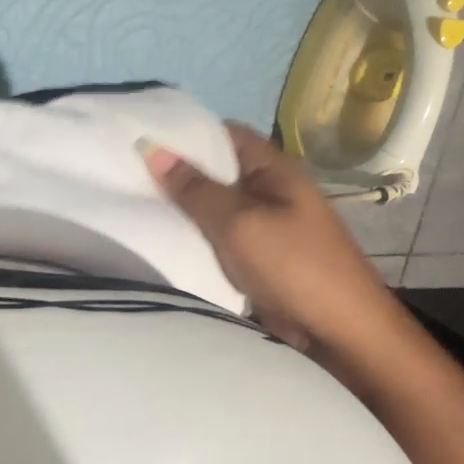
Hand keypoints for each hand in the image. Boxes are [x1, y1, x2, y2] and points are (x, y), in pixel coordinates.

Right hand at [145, 121, 405, 354]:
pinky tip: (161, 237)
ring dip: (181, 206)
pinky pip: (216, 235)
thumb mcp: (238, 222)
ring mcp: (264, 224)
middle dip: (175, 171)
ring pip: (213, 205)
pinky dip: (192, 234)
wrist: (338, 332)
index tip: (141, 137)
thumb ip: (194, 188)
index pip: (225, 133)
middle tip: (125, 172)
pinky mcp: (256, 255)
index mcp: (274, 170)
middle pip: (216, 169)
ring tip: (133, 201)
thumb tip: (152, 148)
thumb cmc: (293, 266)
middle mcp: (270, 190)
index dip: (185, 132)